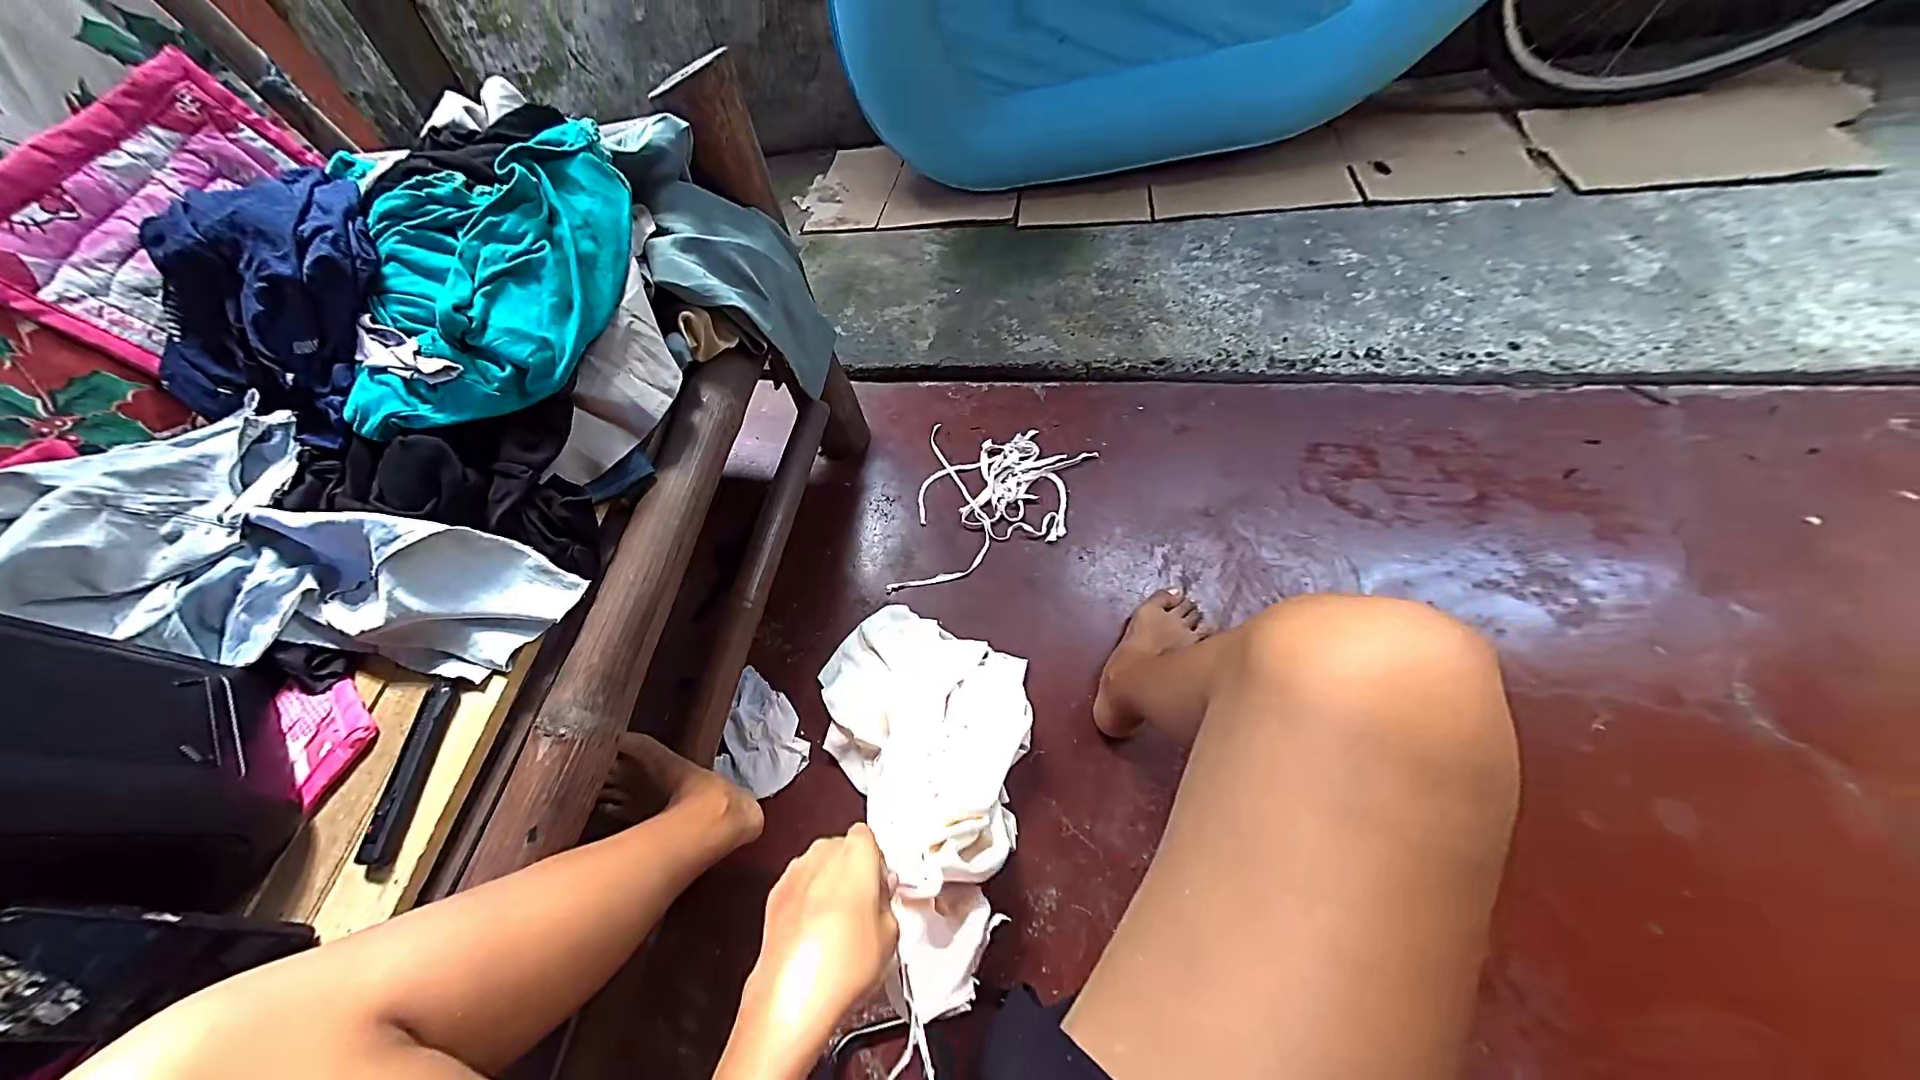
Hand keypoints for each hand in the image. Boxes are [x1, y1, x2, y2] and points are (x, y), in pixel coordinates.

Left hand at [716, 824, 897, 1079]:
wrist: (793, 996)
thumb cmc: (841, 963)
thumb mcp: (891, 933)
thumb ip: (887, 902)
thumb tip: (881, 901)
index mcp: (857, 850)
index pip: (869, 836)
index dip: (876, 861)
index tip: (881, 883)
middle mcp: (824, 852)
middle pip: (842, 849)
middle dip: (853, 871)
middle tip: (864, 905)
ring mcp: (796, 872)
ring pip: (819, 868)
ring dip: (828, 885)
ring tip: (838, 926)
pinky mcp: (774, 895)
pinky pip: (799, 888)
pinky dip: (806, 903)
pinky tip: (816, 936)